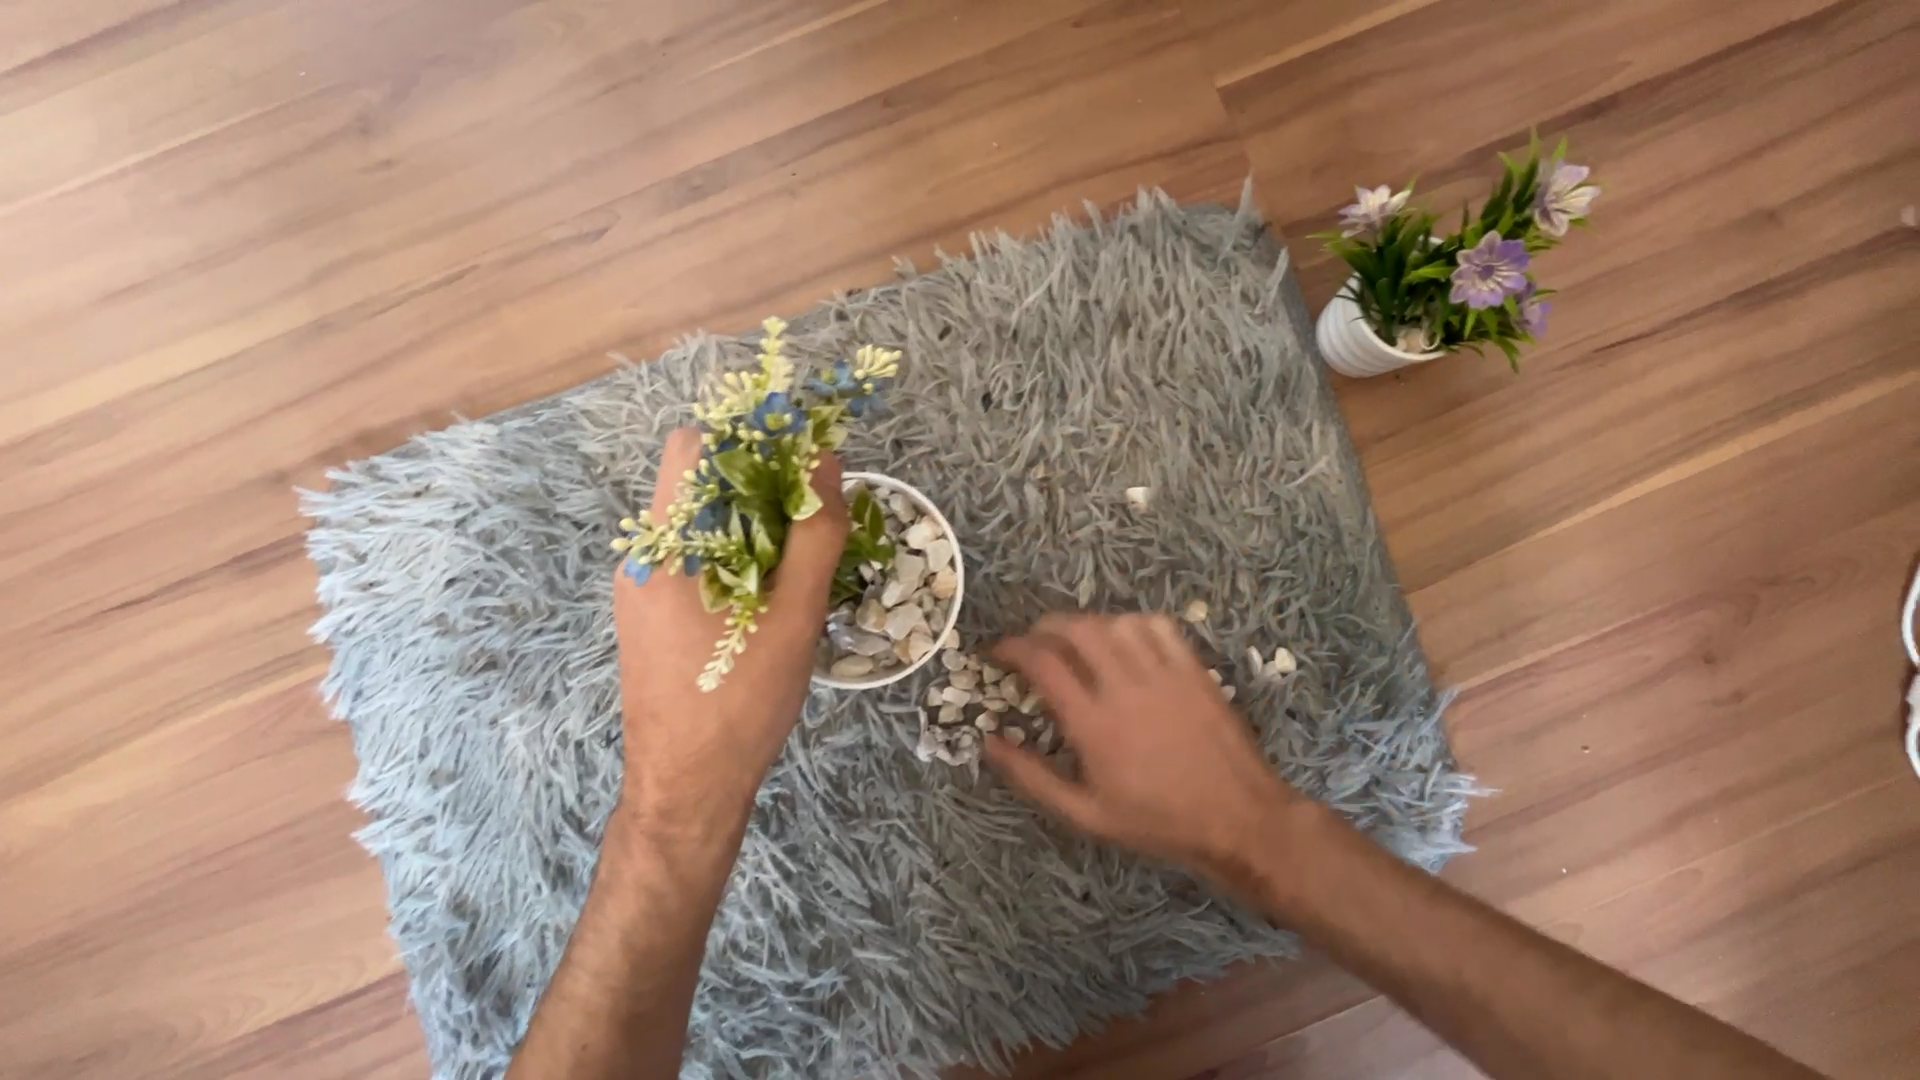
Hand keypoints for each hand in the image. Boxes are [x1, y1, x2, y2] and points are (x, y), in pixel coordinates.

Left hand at [613, 428, 848, 824]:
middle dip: (762, 483)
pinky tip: (777, 591)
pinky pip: (698, 562)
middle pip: (700, 486)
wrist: (687, 791)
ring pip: (702, 526)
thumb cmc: (739, 703)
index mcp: (662, 548)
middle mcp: (643, 559)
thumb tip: (825, 461)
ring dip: (755, 523)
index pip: (692, 448)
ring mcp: (644, 591)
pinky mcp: (655, 618)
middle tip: (818, 511)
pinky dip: (740, 556)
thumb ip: (815, 535)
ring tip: (805, 554)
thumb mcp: (794, 617)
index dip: (748, 437)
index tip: (802, 455)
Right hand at [985, 614, 1313, 898]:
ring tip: (1074, 640)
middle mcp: (1125, 687)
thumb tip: (989, 742)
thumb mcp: (1085, 814)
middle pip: (1075, 629)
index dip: (1012, 649)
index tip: (998, 652)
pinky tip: (1124, 638)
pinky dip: (1132, 622)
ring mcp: (1164, 673)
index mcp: (1093, 723)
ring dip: (1086, 623)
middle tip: (1033, 643)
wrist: (1238, 820)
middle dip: (1044, 627)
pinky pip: (1158, 625)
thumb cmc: (1157, 822)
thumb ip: (1032, 777)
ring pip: (1114, 622)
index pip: (1042, 663)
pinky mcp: (1194, 669)